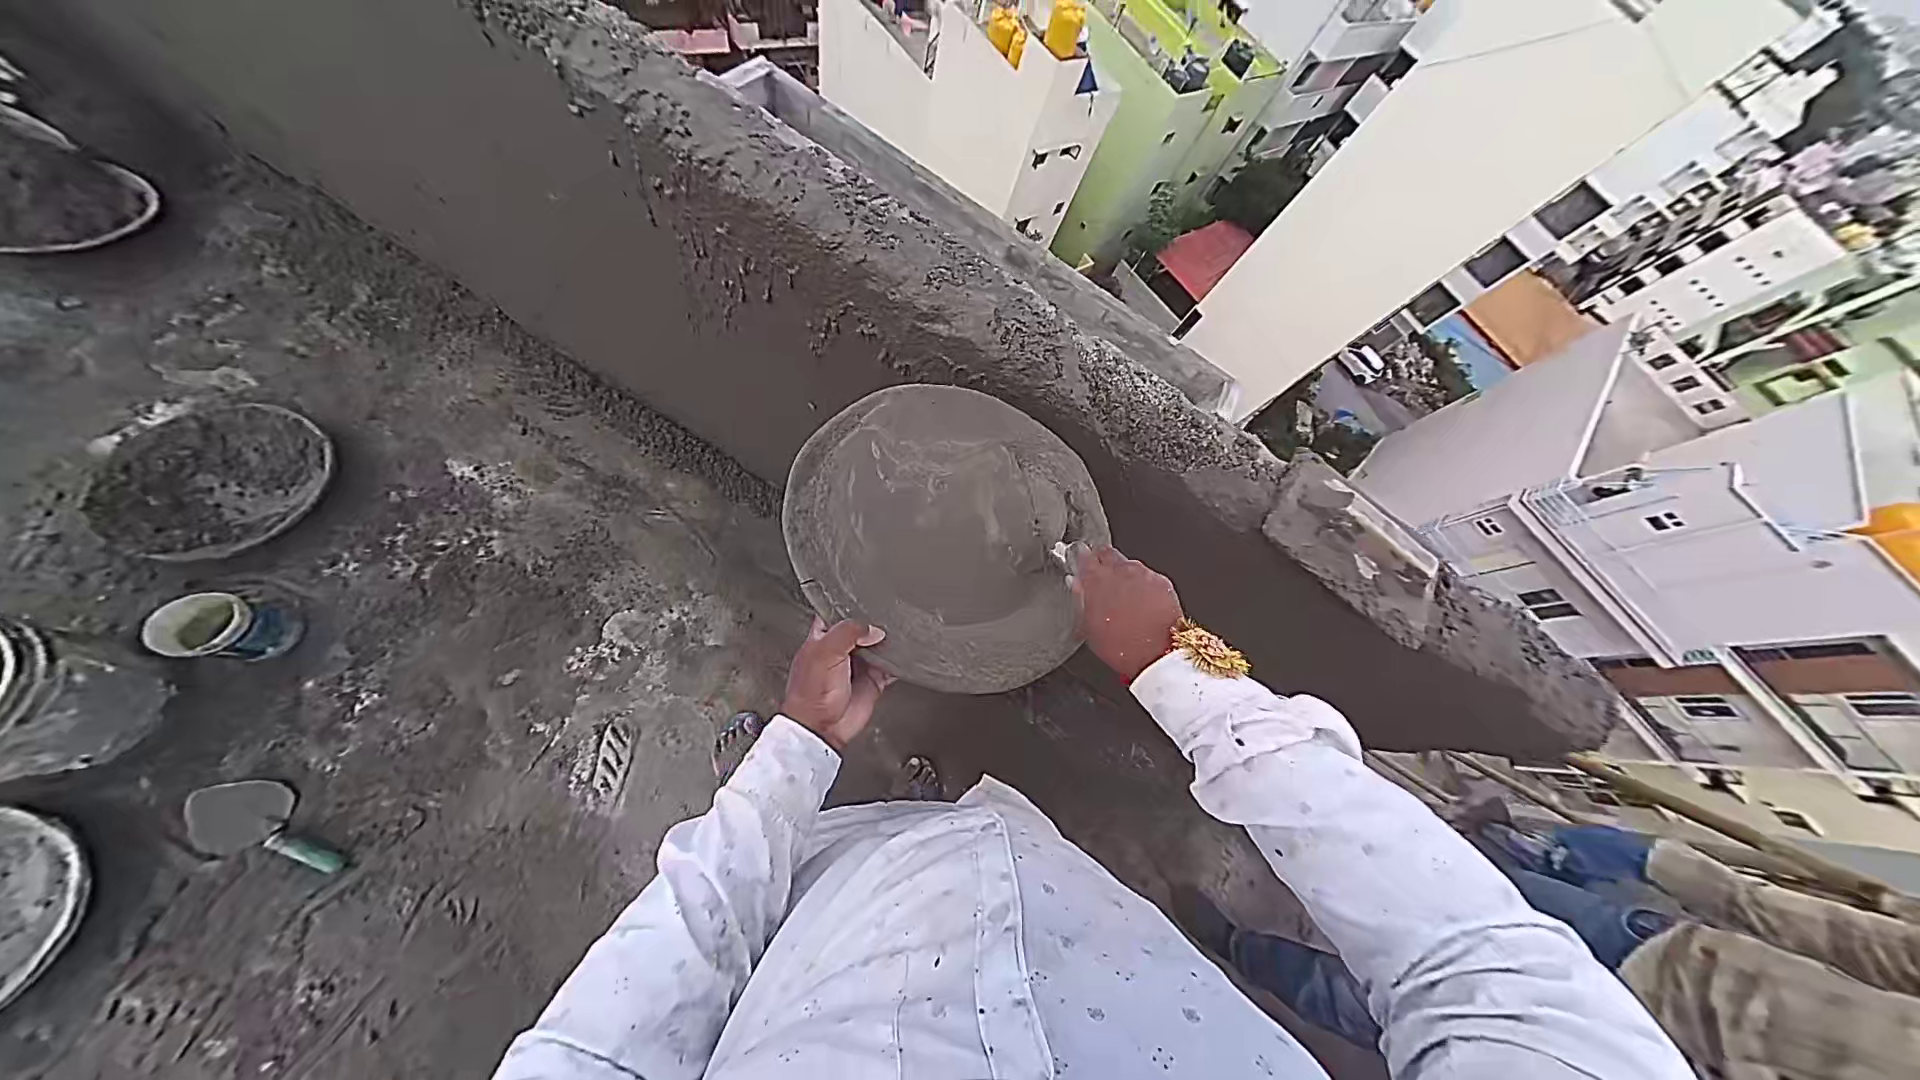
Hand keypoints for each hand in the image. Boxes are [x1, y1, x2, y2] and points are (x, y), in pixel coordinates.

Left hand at [781, 617, 893, 751]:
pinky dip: (899, 663)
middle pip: (863, 627)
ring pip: (879, 645)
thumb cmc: (810, 693)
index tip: (867, 596)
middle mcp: (842, 648)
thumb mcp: (825, 652)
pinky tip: (904, 656)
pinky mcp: (873, 680)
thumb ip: (848, 633)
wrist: (821, 728)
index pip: (837, 611)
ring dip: (889, 641)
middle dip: (875, 622)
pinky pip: (891, 667)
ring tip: (901, 630)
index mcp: (823, 637)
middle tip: (889, 613)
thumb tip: (873, 629)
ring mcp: (859, 664)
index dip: (850, 604)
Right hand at [1068, 543, 1182, 681]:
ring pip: (1129, 564)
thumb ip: (1080, 599)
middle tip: (1102, 581)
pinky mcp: (1162, 581)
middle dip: (1102, 562)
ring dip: (1124, 576)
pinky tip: (1142, 604)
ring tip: (1124, 599)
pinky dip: (1144, 585)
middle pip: (1106, 553)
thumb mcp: (1088, 626)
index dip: (1080, 558)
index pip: (1082, 554)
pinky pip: (1148, 576)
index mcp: (1095, 579)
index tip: (1080, 565)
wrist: (1157, 655)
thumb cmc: (1121, 646)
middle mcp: (1119, 570)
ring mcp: (1142, 574)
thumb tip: (1076, 585)